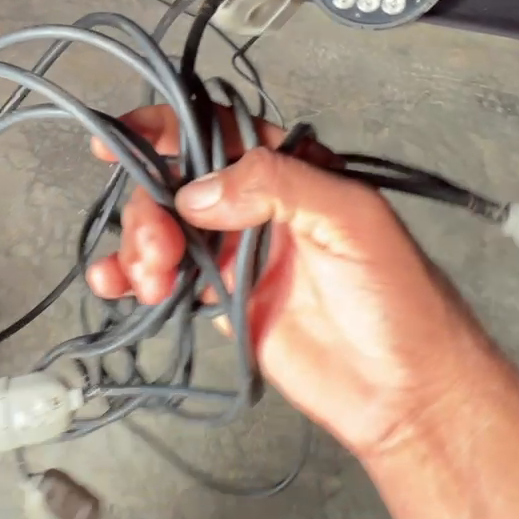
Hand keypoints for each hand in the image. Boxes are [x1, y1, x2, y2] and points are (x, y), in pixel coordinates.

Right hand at [87, 107, 478, 459]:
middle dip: (150, 209)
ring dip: (139, 246)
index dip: (164, 127)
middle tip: (157, 251)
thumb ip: (277, 185)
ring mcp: (231, 251)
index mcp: (286, 170)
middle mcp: (253, 204)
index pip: (215, 131)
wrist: (403, 391)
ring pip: (161, 228)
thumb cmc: (395, 295)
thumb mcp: (349, 218)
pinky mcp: (217, 298)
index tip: (119, 136)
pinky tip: (115, 286)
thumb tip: (194, 193)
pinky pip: (163, 275)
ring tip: (152, 282)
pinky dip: (129, 275)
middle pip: (175, 183)